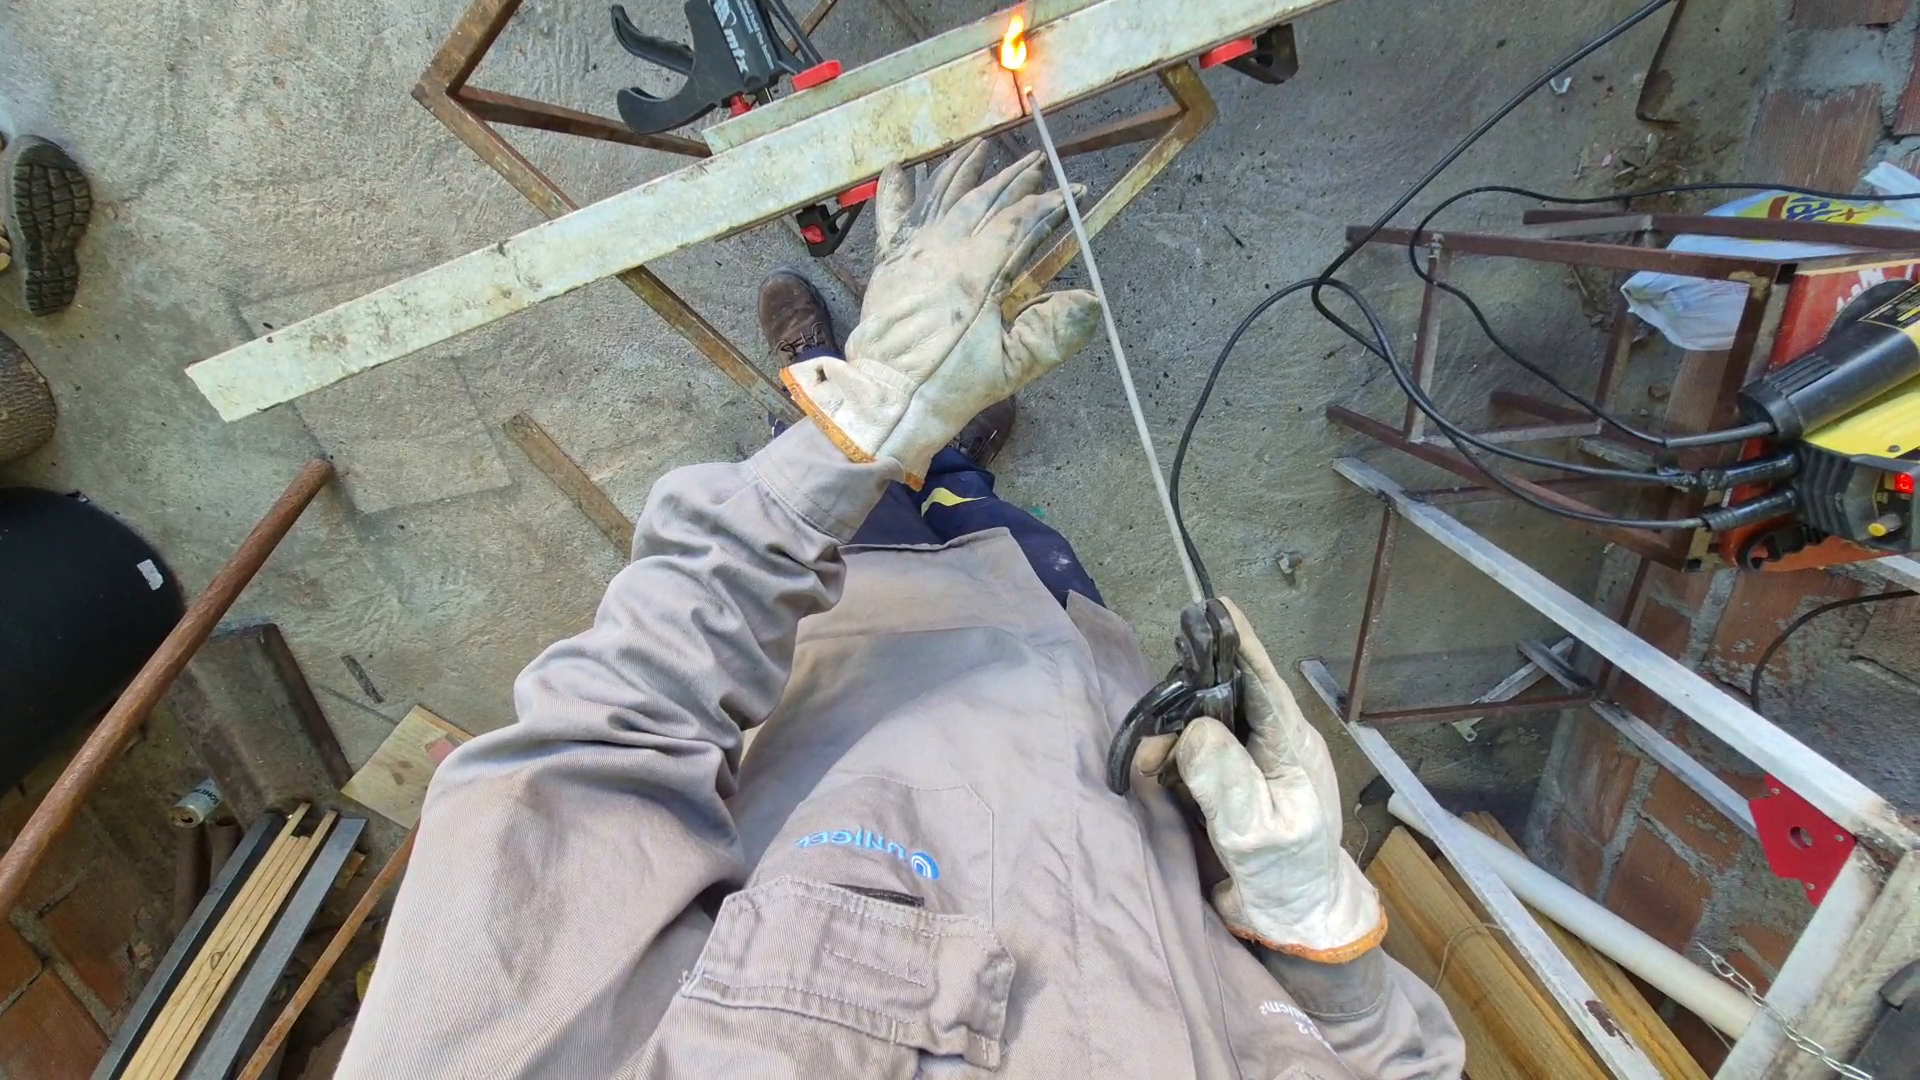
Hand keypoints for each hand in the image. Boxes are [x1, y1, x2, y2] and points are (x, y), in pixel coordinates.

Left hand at [781, 139, 1100, 485]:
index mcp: (977, 272)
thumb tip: (1090, 301)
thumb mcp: (1010, 366)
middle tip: (1035, 162)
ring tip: (981, 147)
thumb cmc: (949, 385)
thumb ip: (1050, 332)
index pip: (1019, 221)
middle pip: (983, 200)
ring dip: (963, 170)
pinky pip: (892, 217)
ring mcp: (913, 253)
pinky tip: (901, 167)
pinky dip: (896, 191)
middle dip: (1013, 178)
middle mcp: (944, 250)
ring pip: (941, 197)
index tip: (1072, 193)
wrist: (890, 398)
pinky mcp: (888, 265)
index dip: (1049, 205)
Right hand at [1163, 597, 1386, 962]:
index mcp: (1292, 745)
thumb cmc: (1288, 875)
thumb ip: (1227, 779)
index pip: (1264, 682)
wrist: (1294, 919)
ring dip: (1171, 734)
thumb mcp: (1257, 832)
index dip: (1241, 642)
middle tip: (1153, 720)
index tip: (1217, 606)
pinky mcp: (1232, 774)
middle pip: (1226, 695)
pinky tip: (1152, 770)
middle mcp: (1273, 741)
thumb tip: (1194, 728)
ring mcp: (1252, 757)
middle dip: (1185, 699)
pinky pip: (1196, 747)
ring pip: (1205, 720)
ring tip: (1144, 761)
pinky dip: (1170, 754)